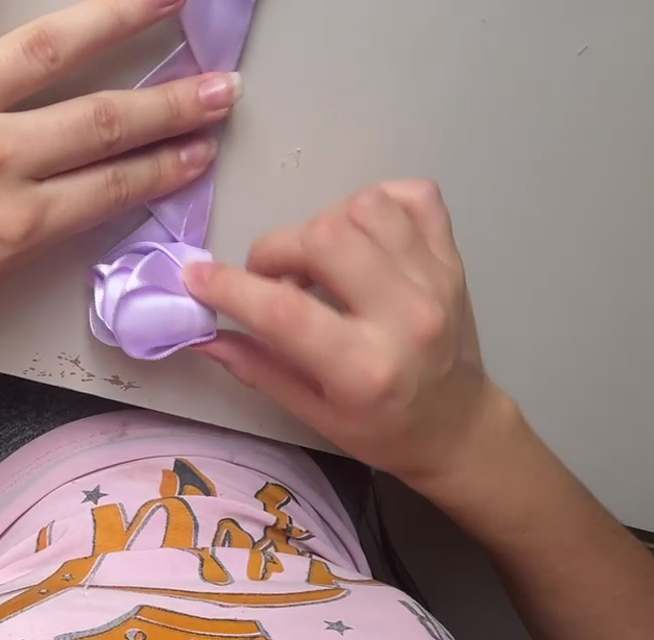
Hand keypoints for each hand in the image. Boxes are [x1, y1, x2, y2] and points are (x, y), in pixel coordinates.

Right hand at [183, 181, 509, 489]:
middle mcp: (404, 316)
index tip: (196, 277)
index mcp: (363, 370)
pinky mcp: (451, 258)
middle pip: (324, 239)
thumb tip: (205, 337)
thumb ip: (259, 370)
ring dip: (322, 225)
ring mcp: (434, 280)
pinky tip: (357, 237)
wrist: (457, 427)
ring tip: (316, 262)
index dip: (230, 287)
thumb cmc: (380, 430)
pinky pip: (413, 196)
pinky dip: (373, 204)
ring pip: (364, 207)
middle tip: (271, 280)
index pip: (285, 312)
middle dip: (277, 250)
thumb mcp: (312, 413)